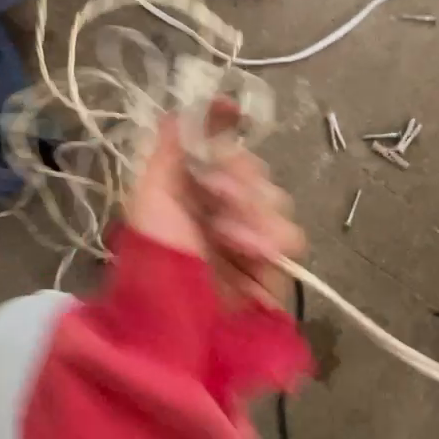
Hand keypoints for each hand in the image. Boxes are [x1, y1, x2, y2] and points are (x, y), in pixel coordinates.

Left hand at [125, 106, 304, 308]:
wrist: (176, 329)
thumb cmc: (156, 259)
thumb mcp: (149, 198)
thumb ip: (166, 152)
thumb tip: (181, 110)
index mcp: (189, 190)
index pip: (218, 147)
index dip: (224, 124)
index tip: (229, 109)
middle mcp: (221, 208)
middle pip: (253, 169)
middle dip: (238, 176)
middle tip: (216, 192)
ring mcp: (249, 237)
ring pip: (275, 199)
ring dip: (253, 210)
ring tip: (229, 236)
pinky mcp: (273, 266)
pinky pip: (290, 237)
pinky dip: (271, 239)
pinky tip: (251, 251)